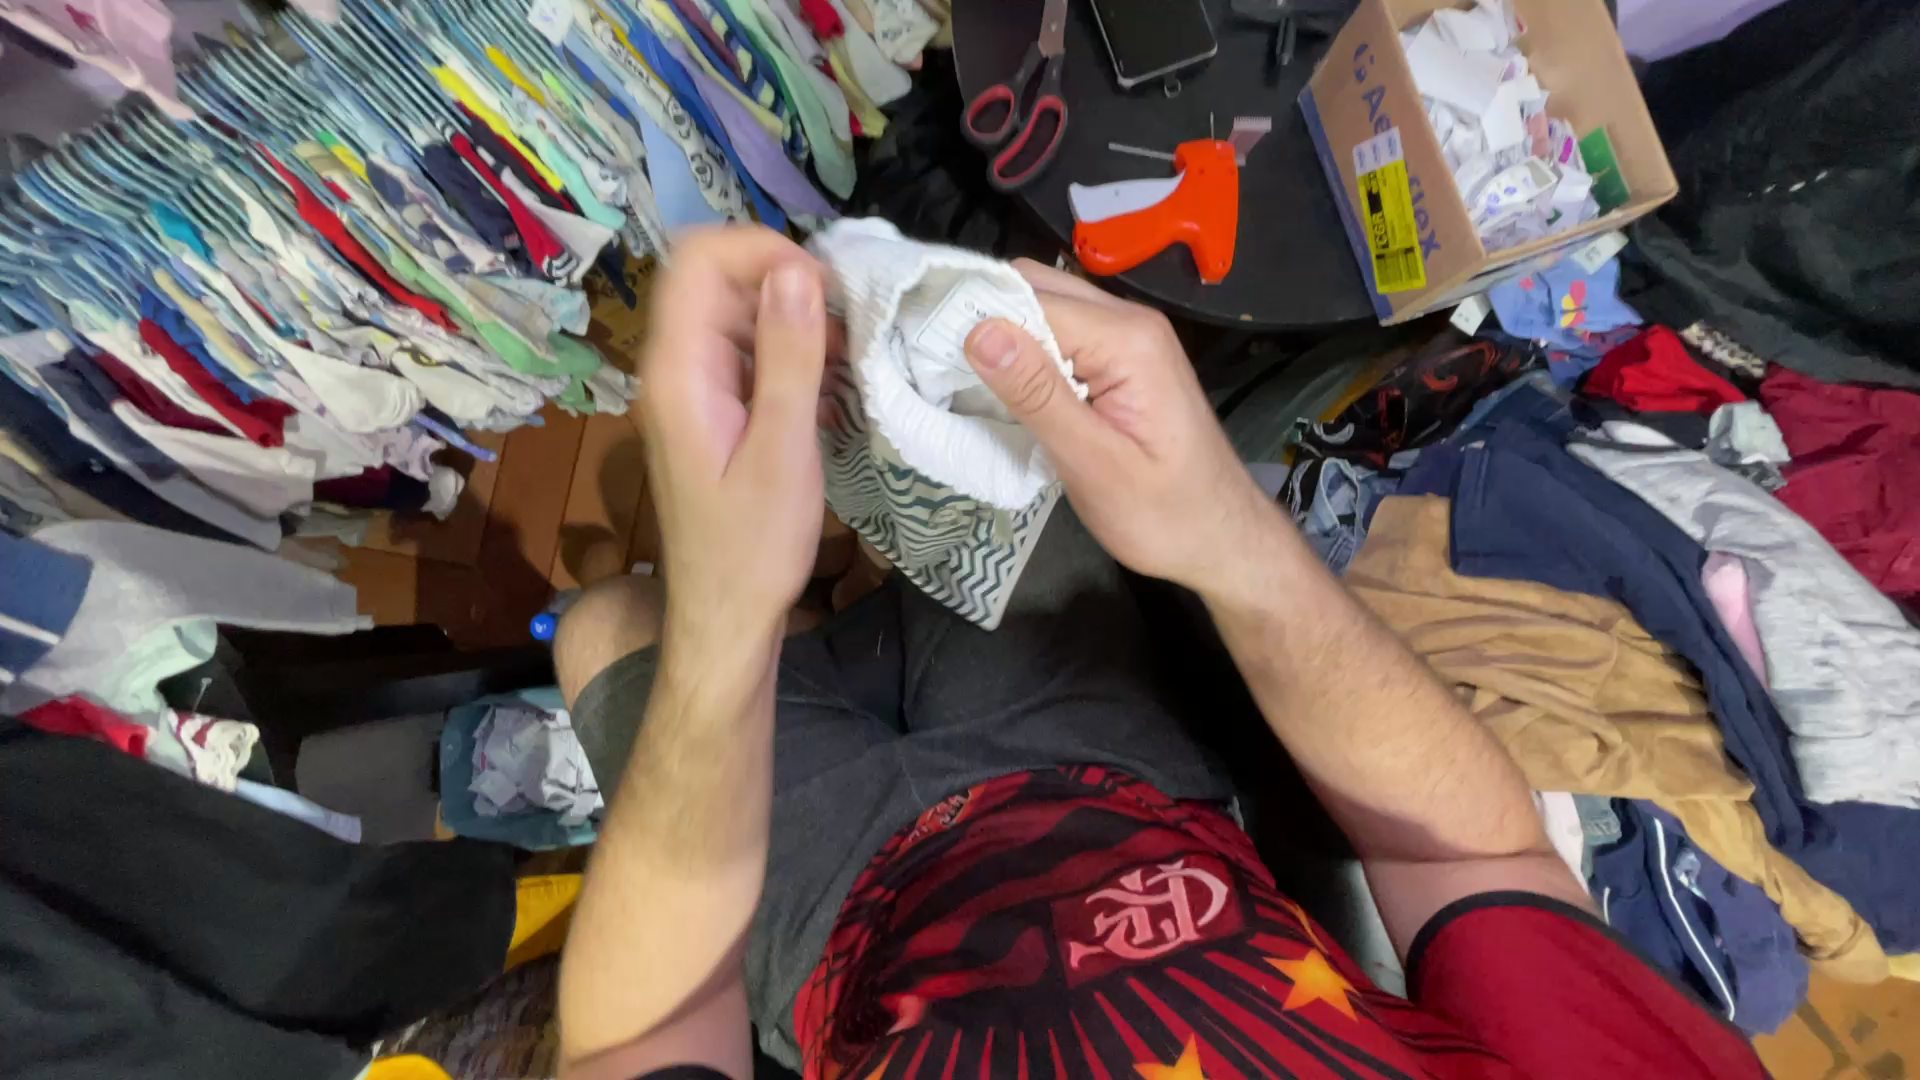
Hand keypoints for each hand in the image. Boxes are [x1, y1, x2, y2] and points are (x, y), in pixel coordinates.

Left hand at [638, 226, 827, 648]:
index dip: (763, 251)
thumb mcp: (781, 449)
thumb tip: (797, 270)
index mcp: (679, 371)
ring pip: (735, 320)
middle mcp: (674, 370)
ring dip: (791, 324)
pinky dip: (786, 359)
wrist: (726, 614)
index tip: (825, 287)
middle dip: (785, 287)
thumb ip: (787, 357)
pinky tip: (826, 391)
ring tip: (845, 361)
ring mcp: (690, 393)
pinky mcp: (710, 415)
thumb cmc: (754, 545)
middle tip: (846, 326)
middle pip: (717, 284)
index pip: (700, 261)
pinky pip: (744, 360)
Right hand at [963, 261, 1283, 597]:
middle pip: (1034, 287)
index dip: (971, 314)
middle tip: (930, 360)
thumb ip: (1039, 395)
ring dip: (1000, 334)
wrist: (1222, 539)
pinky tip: (999, 387)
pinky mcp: (1121, 364)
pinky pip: (1060, 337)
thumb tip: (979, 330)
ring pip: (1045, 308)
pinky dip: (1023, 353)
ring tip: (954, 374)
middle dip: (980, 314)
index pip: (1028, 297)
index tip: (918, 344)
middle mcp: (1128, 322)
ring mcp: (1127, 340)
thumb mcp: (1095, 464)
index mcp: (1125, 339)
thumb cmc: (1164, 515)